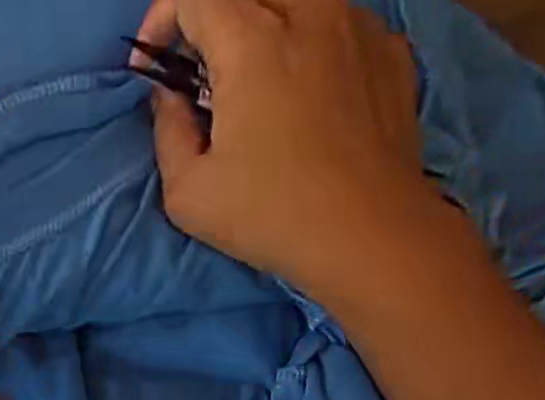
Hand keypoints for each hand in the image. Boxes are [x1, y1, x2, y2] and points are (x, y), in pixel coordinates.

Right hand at [140, 0, 441, 295]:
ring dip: (263, 27)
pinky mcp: (390, 50)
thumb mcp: (186, 191)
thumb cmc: (265, 215)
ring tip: (254, 82)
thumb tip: (169, 95)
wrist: (365, 232)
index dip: (164, 21)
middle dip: (211, 22)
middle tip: (199, 73)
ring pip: (297, 0)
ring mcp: (358, 25)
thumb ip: (167, 130)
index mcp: (251, 42)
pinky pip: (339, 23)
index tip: (154, 63)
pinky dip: (309, 44)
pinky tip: (304, 93)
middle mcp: (309, 12)